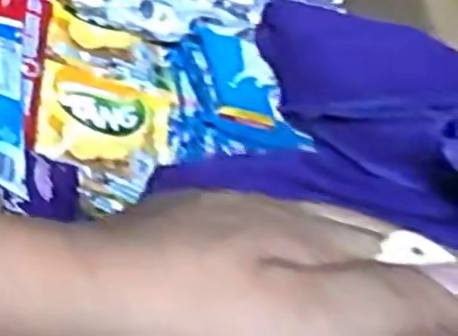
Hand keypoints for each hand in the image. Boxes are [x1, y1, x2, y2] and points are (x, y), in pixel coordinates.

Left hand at [88, 192, 457, 335]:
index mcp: (295, 224)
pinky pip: (245, 228)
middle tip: (426, 298)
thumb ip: (390, 294)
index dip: (438, 273)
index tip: (445, 301)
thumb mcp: (316, 314)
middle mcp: (251, 204)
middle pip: (346, 227)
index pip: (396, 242)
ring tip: (368, 285)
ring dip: (341, 249)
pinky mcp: (171, 226)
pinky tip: (281, 270)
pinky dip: (284, 246)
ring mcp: (204, 211)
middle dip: (397, 258)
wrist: (95, 286)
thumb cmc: (209, 311)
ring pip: (294, 225)